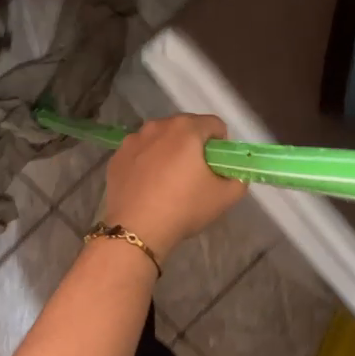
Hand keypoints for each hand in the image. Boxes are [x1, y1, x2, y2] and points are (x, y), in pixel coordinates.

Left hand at [101, 114, 246, 259]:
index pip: (215, 125)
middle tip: (195, 176)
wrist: (136, 230)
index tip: (218, 167)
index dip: (221, 145)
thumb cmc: (184, 208)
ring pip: (159, 140)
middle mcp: (157, 126)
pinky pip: (139, 154)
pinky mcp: (116, 158)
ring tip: (168, 182)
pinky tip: (148, 188)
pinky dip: (146, 164)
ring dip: (168, 153)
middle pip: (185, 129)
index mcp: (186, 129)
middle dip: (193, 146)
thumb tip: (235, 174)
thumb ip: (238, 179)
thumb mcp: (225, 198)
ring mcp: (132, 140)